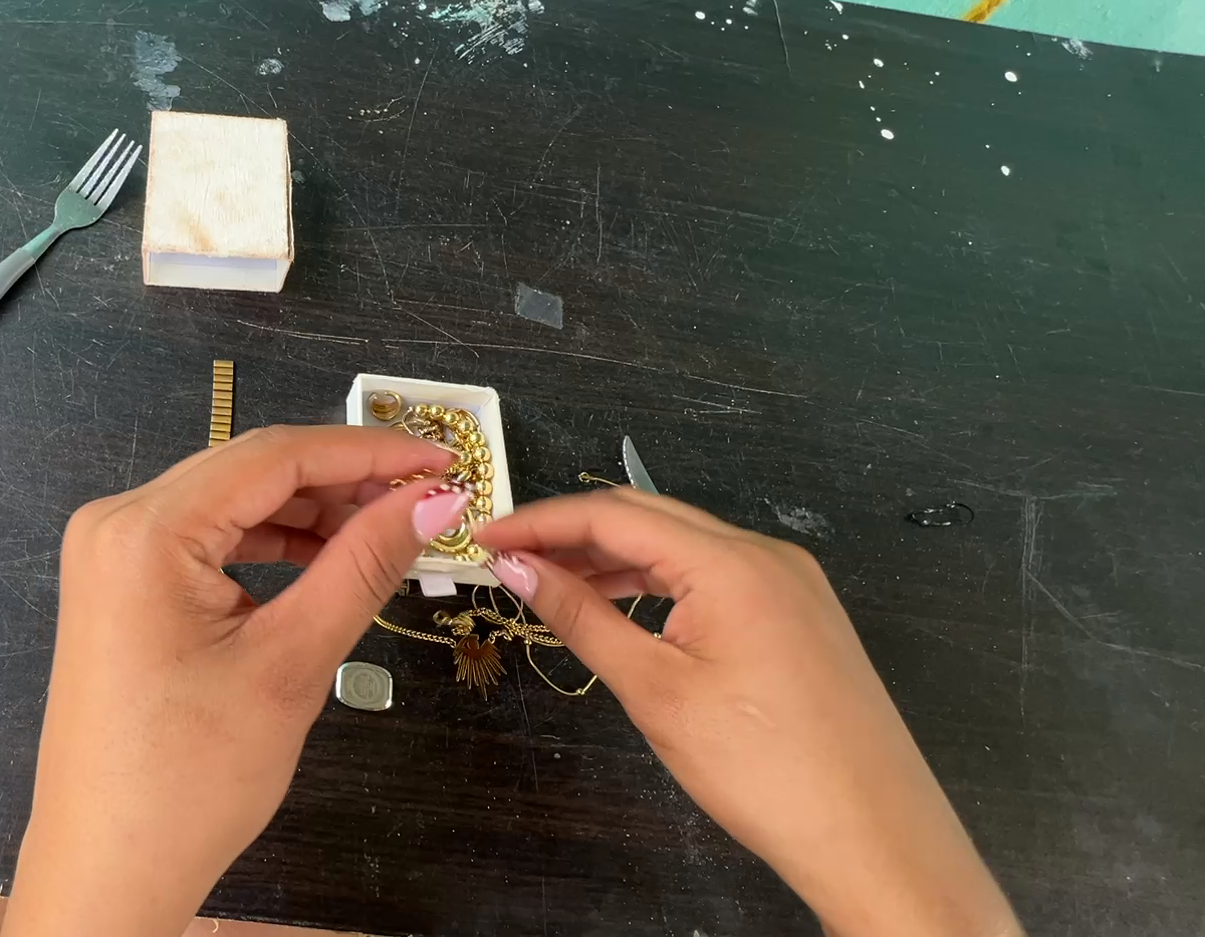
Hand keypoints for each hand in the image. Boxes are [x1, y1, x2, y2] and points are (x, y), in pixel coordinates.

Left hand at [3, 426, 468, 936]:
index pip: (273, 456)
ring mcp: (113, 548)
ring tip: (381, 527)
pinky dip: (269, 540)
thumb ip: (363, 565)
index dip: (365, 450)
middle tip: (421, 496)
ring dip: (308, 509)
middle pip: (249, 471)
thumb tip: (432, 499)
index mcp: (144, 528)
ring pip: (231, 500)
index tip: (438, 457)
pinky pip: (207, 536)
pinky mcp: (122, 577)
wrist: (108, 870)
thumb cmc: (193, 778)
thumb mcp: (290, 662)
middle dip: (340, 479)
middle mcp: (118, 518)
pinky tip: (322, 552)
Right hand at [476, 489, 1019, 936]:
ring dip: (607, 554)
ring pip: (675, 543)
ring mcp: (787, 580)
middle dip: (569, 531)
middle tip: (509, 557)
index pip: (611, 516)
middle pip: (643, 517)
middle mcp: (763, 553)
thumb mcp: (653, 689)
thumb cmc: (761, 770)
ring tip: (550, 579)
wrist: (886, 853)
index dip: (538, 522)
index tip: (484, 537)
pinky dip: (650, 579)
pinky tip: (616, 600)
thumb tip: (513, 566)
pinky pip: (705, 573)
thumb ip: (578, 615)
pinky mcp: (795, 611)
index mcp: (731, 563)